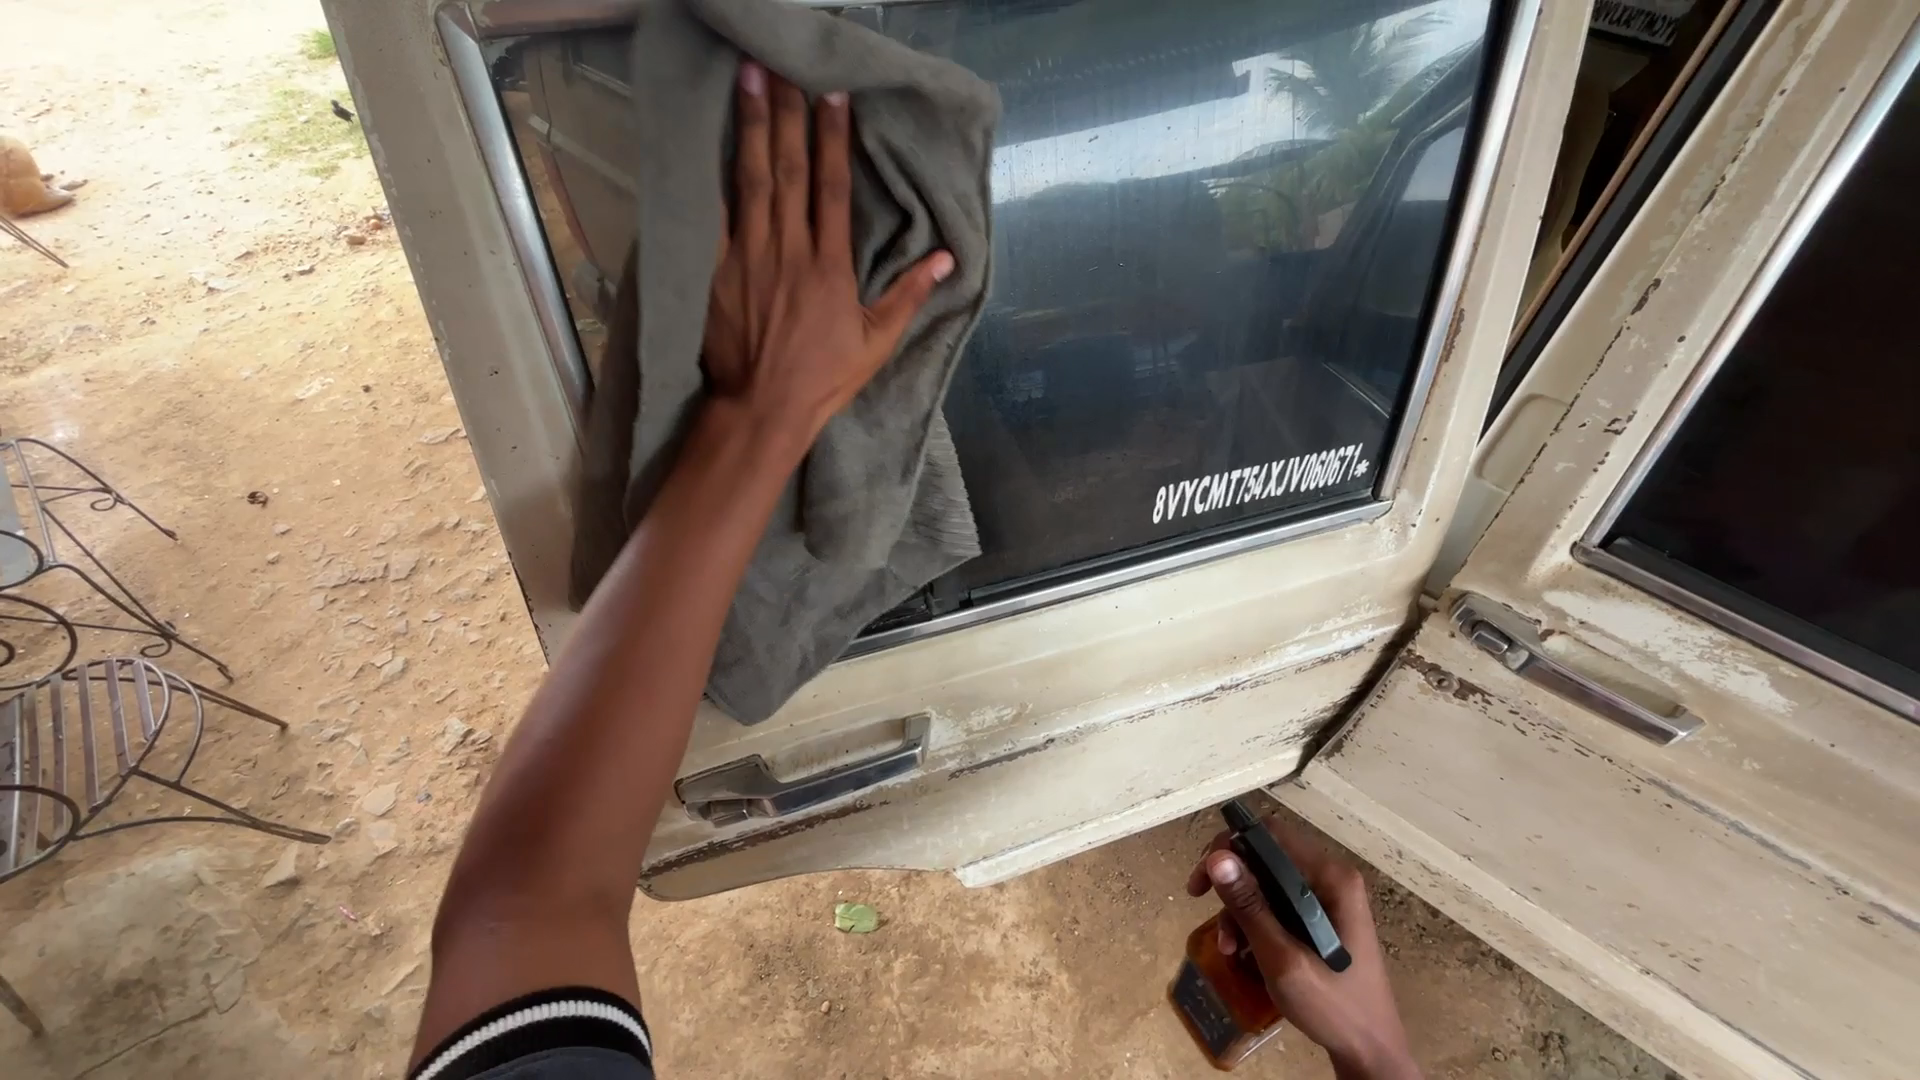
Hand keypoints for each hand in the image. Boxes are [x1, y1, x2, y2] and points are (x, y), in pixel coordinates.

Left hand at [701, 60, 954, 448]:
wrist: (762, 406)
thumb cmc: (824, 378)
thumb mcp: (876, 343)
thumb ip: (908, 295)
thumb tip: (945, 259)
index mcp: (829, 266)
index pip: (833, 189)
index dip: (833, 139)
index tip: (832, 96)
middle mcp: (789, 250)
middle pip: (788, 170)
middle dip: (786, 114)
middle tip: (782, 67)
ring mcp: (748, 256)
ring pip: (751, 180)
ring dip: (749, 126)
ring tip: (748, 80)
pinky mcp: (717, 270)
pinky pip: (716, 213)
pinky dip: (715, 175)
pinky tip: (712, 140)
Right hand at [1186, 812, 1420, 1079]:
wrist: (1371, 1052)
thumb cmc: (1333, 1006)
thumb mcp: (1282, 958)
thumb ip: (1250, 906)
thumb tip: (1216, 857)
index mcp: (1331, 877)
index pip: (1270, 834)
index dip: (1230, 845)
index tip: (1205, 876)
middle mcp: (1329, 876)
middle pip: (1264, 854)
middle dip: (1230, 879)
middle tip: (1199, 898)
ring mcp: (1325, 896)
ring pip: (1264, 879)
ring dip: (1238, 906)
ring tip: (1227, 946)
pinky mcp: (1319, 915)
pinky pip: (1274, 900)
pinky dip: (1252, 919)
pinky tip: (1241, 950)